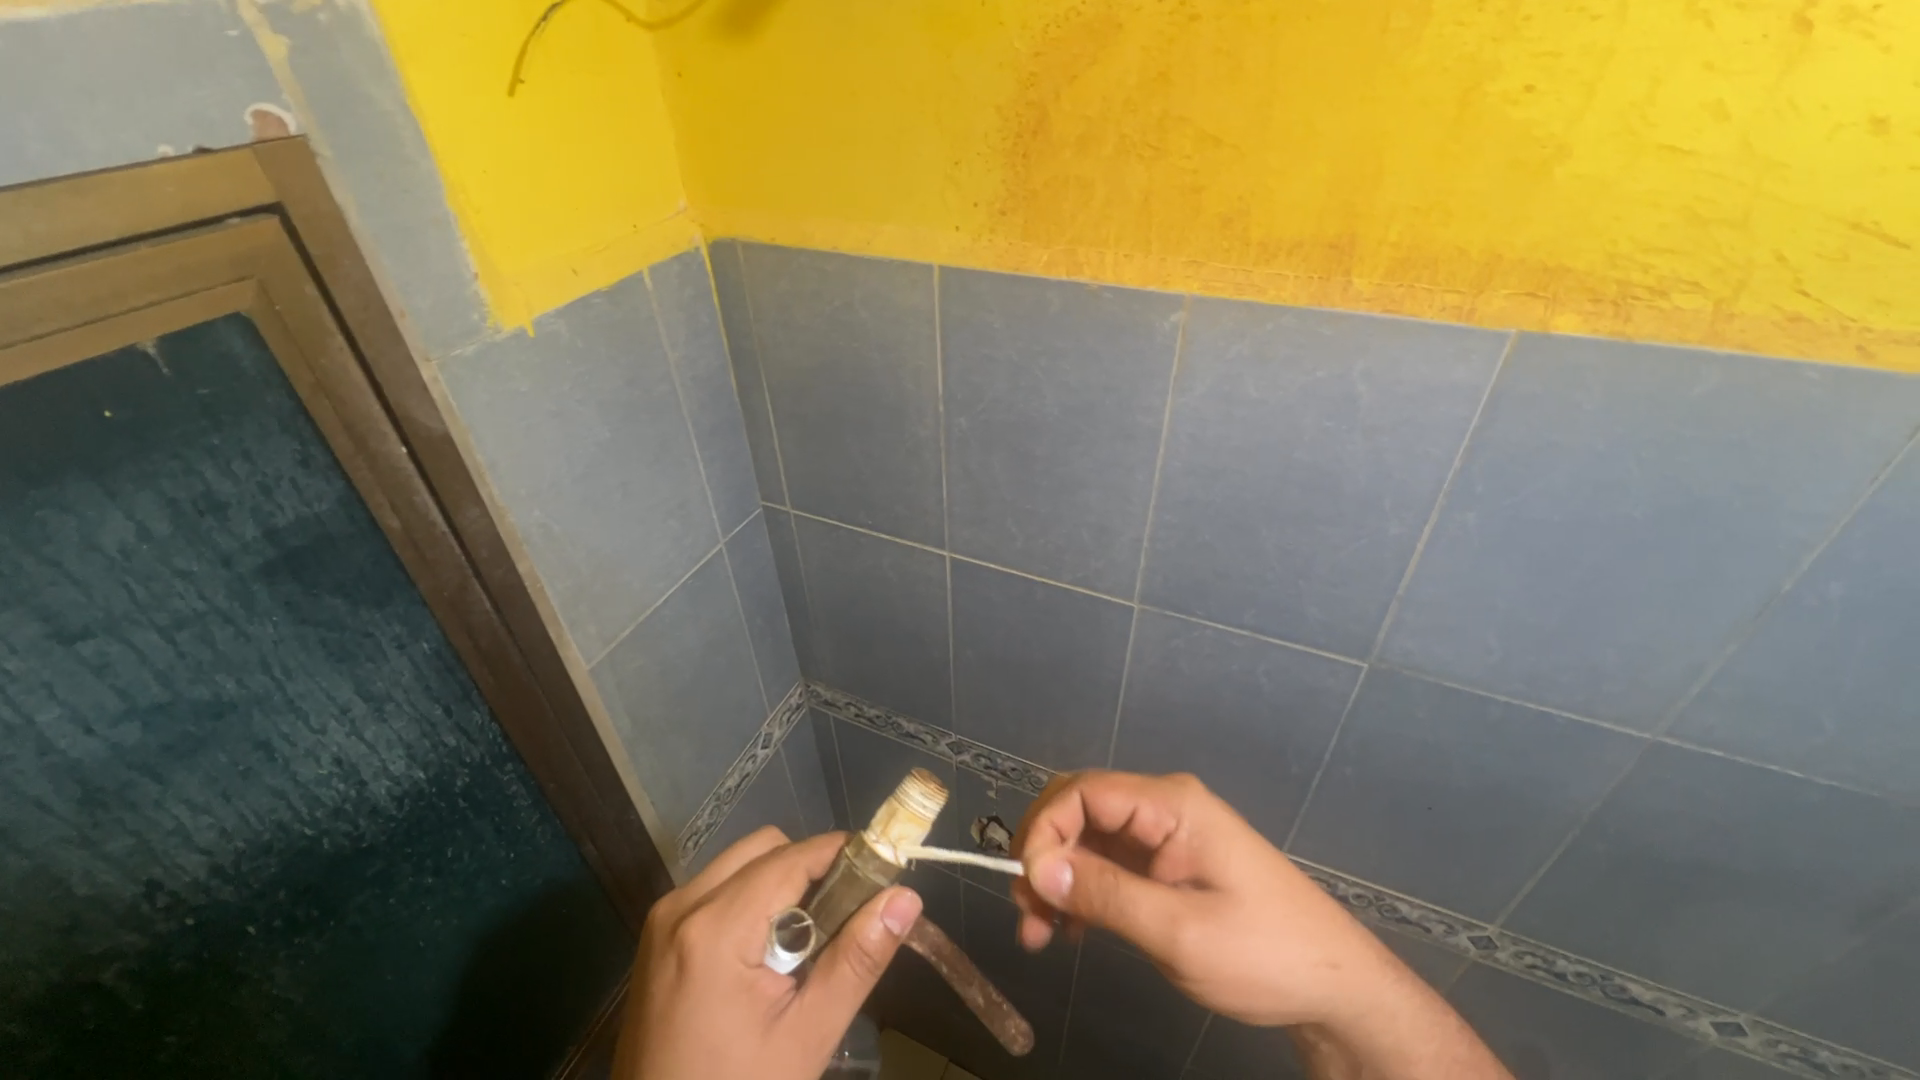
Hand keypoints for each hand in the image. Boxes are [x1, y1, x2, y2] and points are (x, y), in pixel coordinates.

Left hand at [614, 828, 924, 1079]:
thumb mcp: (806, 1035)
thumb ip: (857, 959)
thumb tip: (906, 898)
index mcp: (715, 927)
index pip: (794, 857)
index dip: (844, 856)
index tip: (883, 876)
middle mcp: (682, 906)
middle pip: (766, 848)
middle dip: (811, 871)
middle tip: (842, 923)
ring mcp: (663, 919)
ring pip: (740, 863)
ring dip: (781, 885)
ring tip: (805, 947)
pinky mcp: (657, 936)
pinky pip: (717, 888)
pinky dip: (751, 900)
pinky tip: (767, 956)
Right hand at [1010, 770, 1398, 1028]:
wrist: (1333, 987)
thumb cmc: (1264, 954)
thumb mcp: (1180, 932)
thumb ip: (1107, 896)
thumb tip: (1038, 868)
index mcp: (1171, 805)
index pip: (1084, 791)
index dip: (1045, 829)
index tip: (1027, 884)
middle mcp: (1162, 808)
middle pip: (1079, 809)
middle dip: (1044, 853)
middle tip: (1026, 911)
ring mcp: (1163, 836)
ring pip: (1086, 838)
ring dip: (1056, 877)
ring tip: (1039, 931)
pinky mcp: (1163, 865)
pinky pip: (1106, 864)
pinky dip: (1080, 891)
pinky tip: (1069, 930)